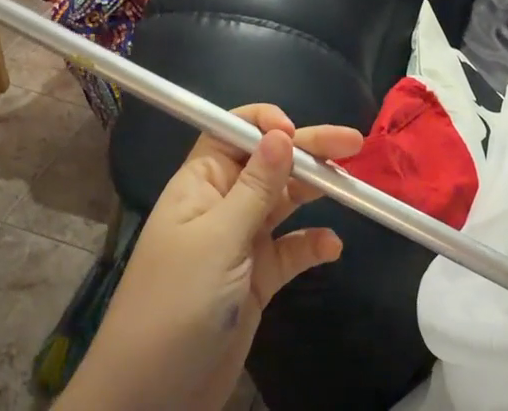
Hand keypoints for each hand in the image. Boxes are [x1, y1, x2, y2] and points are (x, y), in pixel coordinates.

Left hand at [58, 105, 364, 410]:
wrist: (152, 397)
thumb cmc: (177, 303)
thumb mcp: (218, 240)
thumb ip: (256, 188)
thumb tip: (280, 133)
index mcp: (200, 184)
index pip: (232, 133)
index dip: (265, 125)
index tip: (296, 132)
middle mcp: (221, 204)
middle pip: (269, 163)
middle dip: (309, 150)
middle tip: (354, 142)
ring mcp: (240, 242)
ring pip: (285, 202)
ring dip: (317, 192)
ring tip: (355, 187)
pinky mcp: (257, 279)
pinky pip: (291, 249)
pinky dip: (313, 244)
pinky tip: (332, 247)